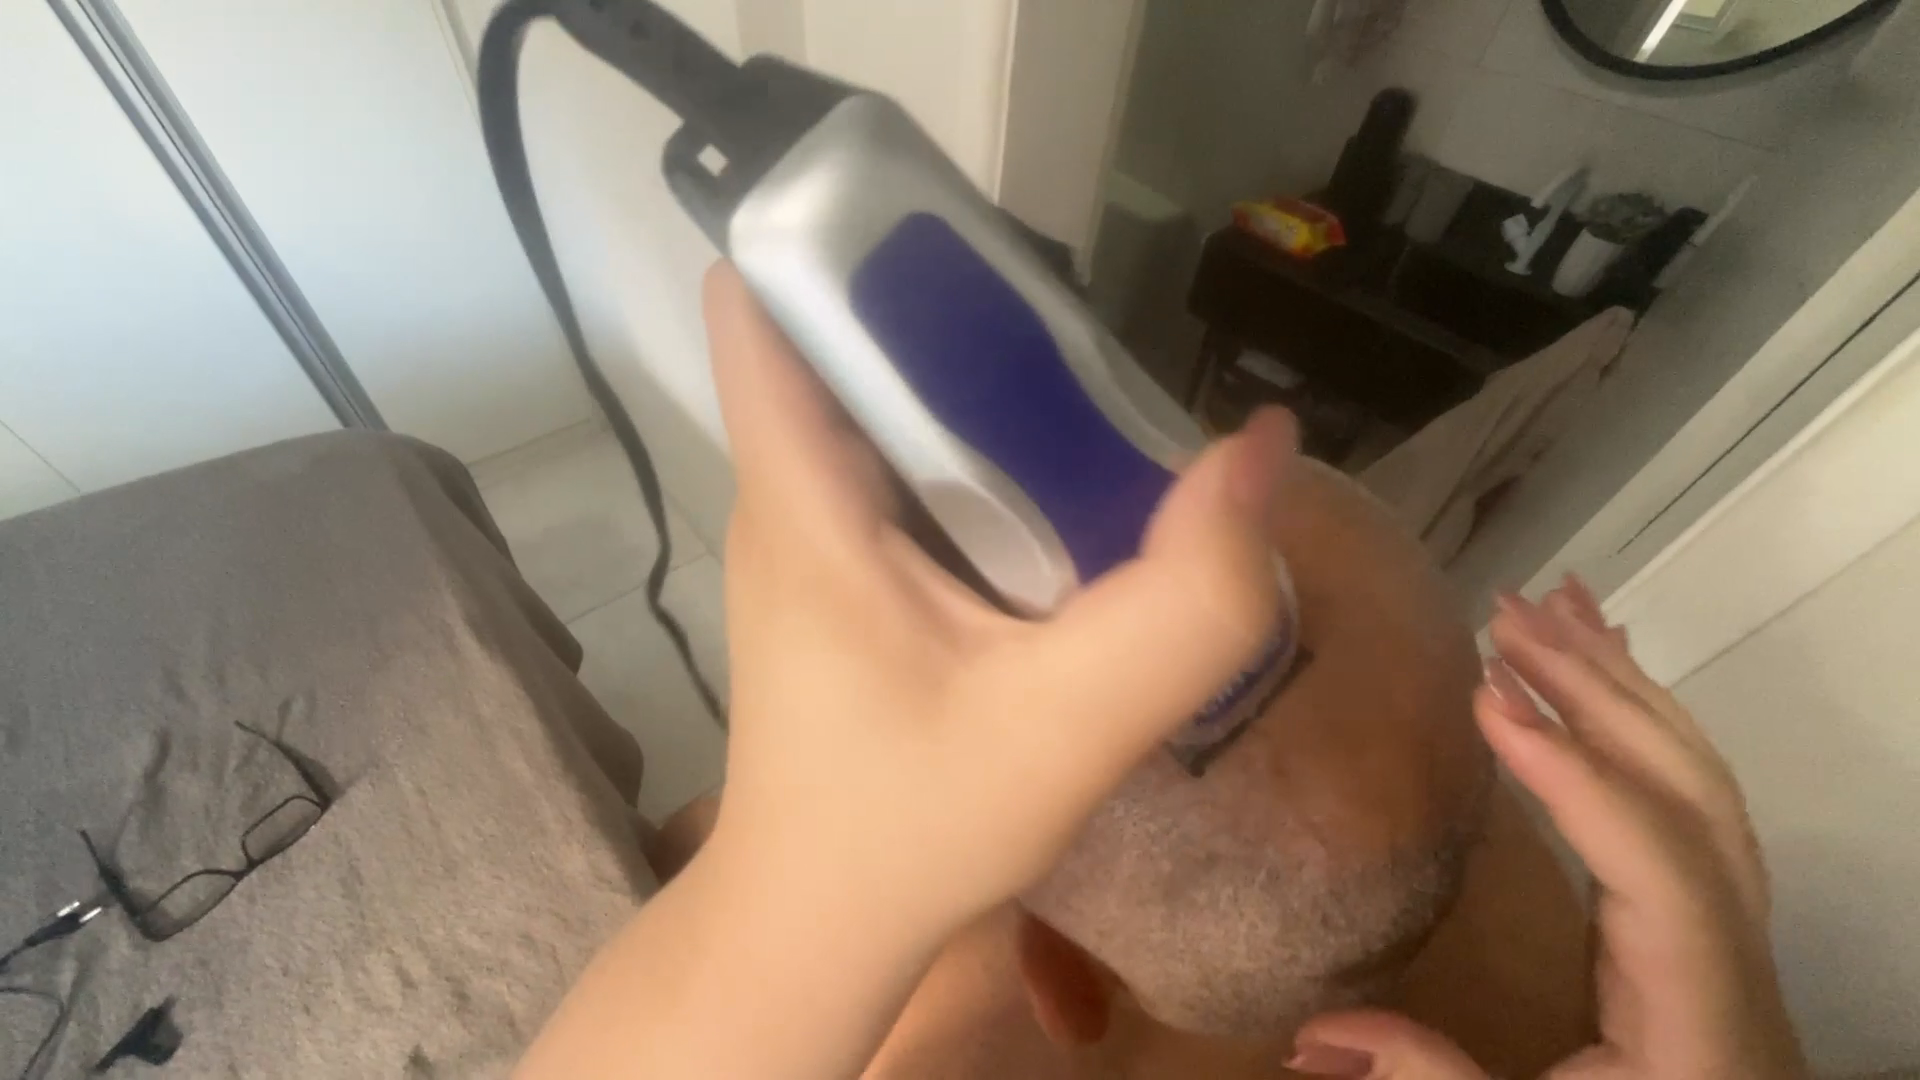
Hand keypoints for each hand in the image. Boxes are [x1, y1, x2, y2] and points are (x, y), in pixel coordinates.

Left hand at [701, 264, 1291, 937]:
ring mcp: (806, 537)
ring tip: (1075, 410)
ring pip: (883, 413)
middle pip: (850, 346)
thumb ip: (1184, 601)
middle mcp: (788, 499)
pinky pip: (899, 474)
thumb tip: (1257, 452)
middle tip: (1071, 342)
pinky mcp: (837, 576)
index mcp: (803, 502)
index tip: (956, 243)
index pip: (765, 312)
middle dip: (953, 319)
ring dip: (972, 391)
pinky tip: (1040, 496)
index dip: (845, 244)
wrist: (822, 919)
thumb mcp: (1070, 725)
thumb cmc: (913, 829)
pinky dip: (969, 459)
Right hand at [1287, 577, 1809, 1079]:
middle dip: (1594, 691)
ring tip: (1547, 607)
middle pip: (1689, 795)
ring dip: (1618, 680)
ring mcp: (1727, 917)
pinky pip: (1683, 783)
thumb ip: (1426, 1077)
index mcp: (1699, 1011)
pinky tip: (1601, 657)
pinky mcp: (1697, 896)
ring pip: (1697, 776)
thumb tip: (1303, 1037)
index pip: (1657, 870)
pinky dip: (1639, 706)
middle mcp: (1733, 951)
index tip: (1487, 696)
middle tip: (1507, 619)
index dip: (1575, 777)